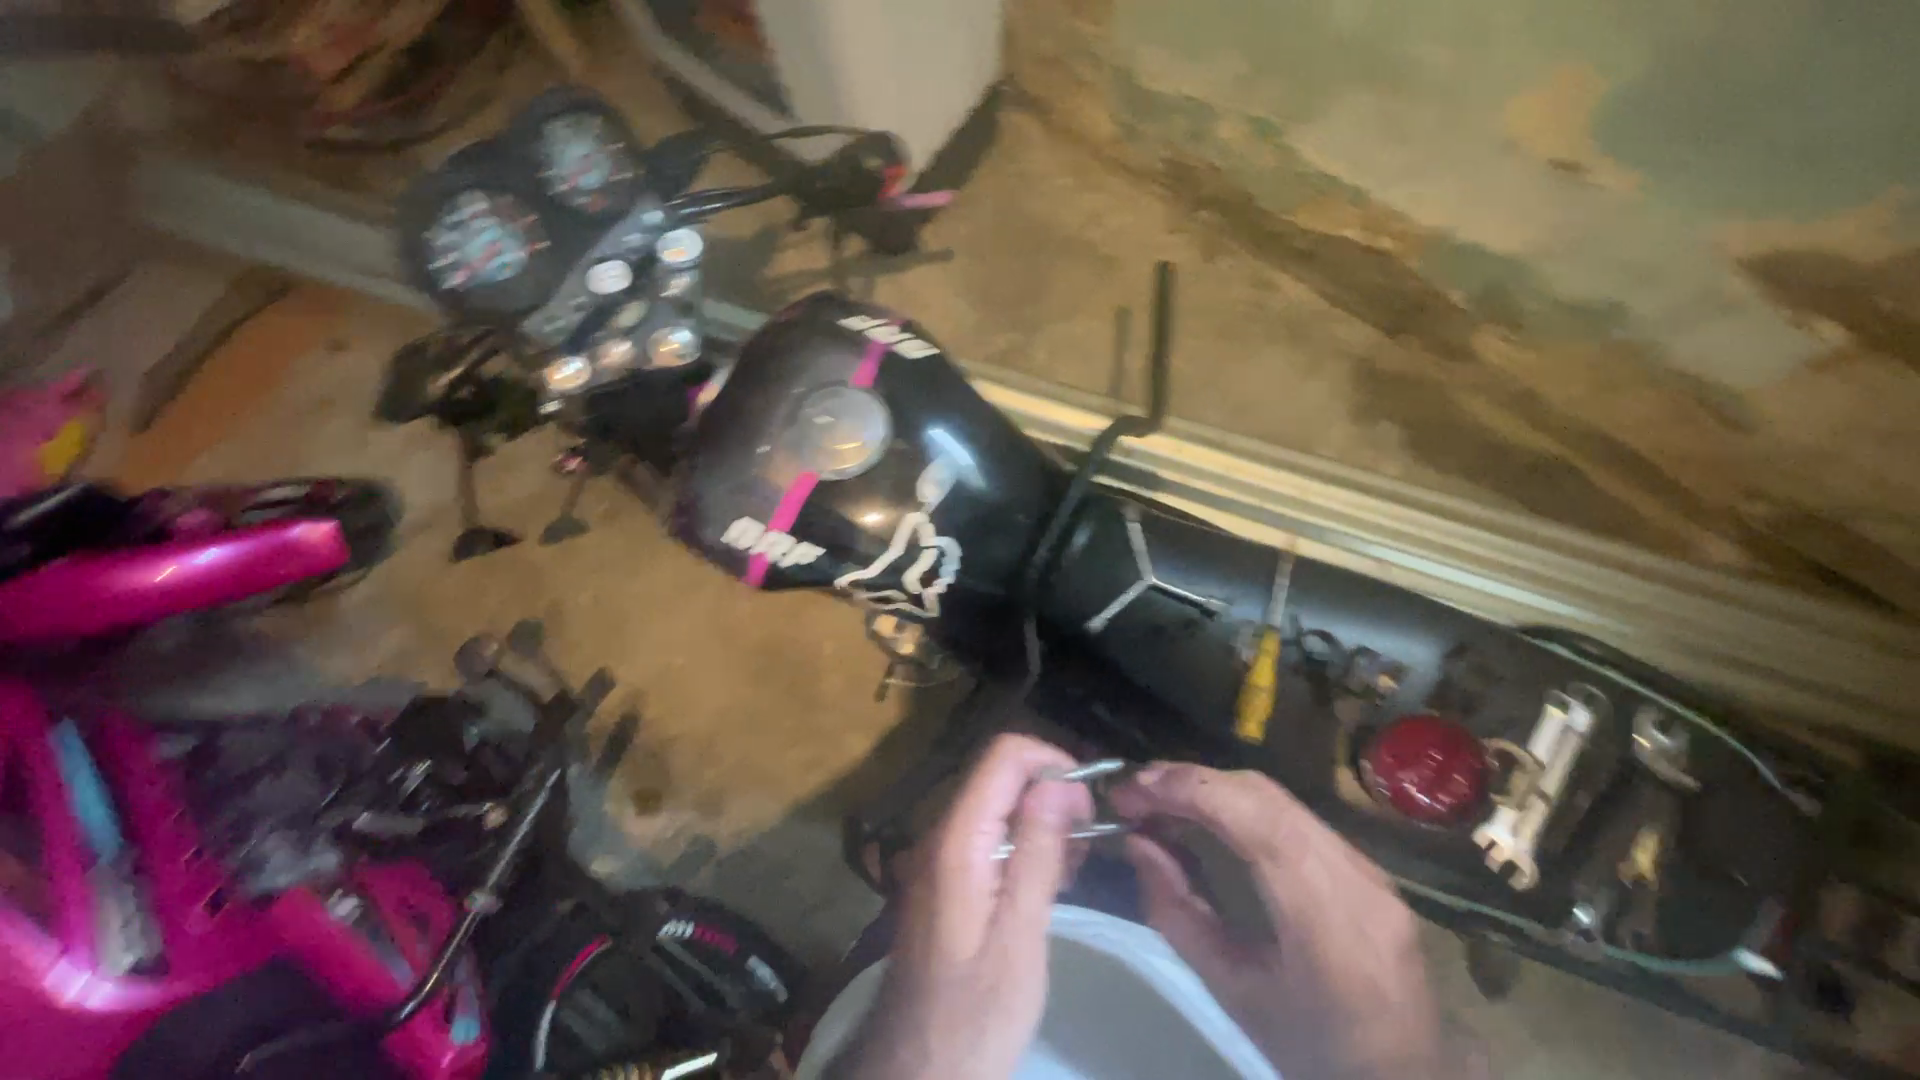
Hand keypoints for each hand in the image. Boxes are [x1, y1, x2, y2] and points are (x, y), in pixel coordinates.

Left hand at [842, 735, 1094, 1079]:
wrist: (917, 1066)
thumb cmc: (977, 1013)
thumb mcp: (1020, 935)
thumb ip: (1037, 853)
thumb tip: (1059, 782)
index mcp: (957, 840)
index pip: (1003, 755)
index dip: (1052, 762)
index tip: (1088, 806)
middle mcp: (940, 834)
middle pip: (1000, 775)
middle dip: (1050, 794)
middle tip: (1083, 849)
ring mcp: (938, 855)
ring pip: (997, 804)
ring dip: (1040, 821)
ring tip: (1069, 871)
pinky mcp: (944, 876)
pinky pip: (987, 835)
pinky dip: (1022, 844)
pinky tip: (1045, 883)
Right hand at [1110, 764, 1477, 1079]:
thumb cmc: (1311, 1051)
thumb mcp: (1233, 992)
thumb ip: (1178, 914)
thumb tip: (1138, 844)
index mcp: (1327, 919)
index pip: (1255, 819)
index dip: (1188, 790)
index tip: (1131, 791)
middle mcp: (1356, 877)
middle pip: (1264, 795)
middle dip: (1192, 782)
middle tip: (1136, 792)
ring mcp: (1368, 867)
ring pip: (1279, 798)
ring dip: (1213, 788)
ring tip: (1159, 799)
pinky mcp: (1367, 866)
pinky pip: (1294, 816)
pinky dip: (1240, 805)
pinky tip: (1207, 817)